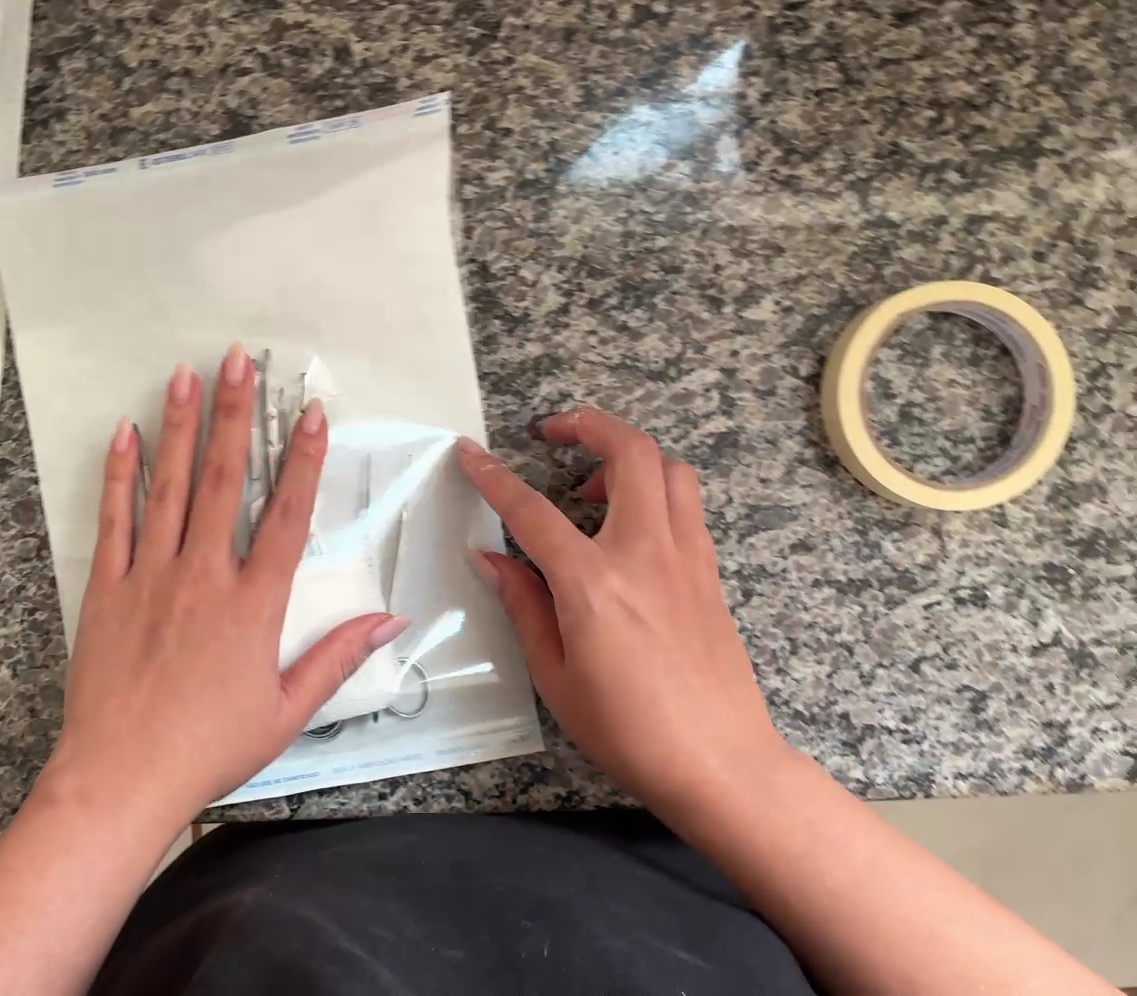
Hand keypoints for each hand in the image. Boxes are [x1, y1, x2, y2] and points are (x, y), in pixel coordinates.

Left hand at [42, 345, 409, 820]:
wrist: (122, 776)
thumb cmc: (208, 748)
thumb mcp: (285, 712)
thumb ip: (336, 657)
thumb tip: (390, 619)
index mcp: (253, 605)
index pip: (287, 516)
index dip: (303, 460)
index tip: (311, 412)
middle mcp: (203, 575)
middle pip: (225, 480)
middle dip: (235, 414)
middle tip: (238, 360)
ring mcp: (149, 575)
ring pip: (168, 487)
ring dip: (179, 426)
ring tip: (185, 374)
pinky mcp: (106, 587)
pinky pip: (113, 519)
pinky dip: (119, 474)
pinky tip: (125, 433)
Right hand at [456, 408, 791, 818]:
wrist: (722, 765)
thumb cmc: (625, 728)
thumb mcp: (553, 674)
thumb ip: (522, 604)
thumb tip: (490, 558)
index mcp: (593, 584)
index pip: (530, 511)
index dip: (492, 477)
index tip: (467, 451)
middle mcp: (645, 555)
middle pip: (632, 454)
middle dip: (588, 426)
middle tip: (551, 432)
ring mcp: (687, 560)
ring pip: (671, 470)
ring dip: (628, 455)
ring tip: (589, 482)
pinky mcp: (711, 574)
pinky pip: (685, 506)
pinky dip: (654, 490)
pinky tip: (624, 524)